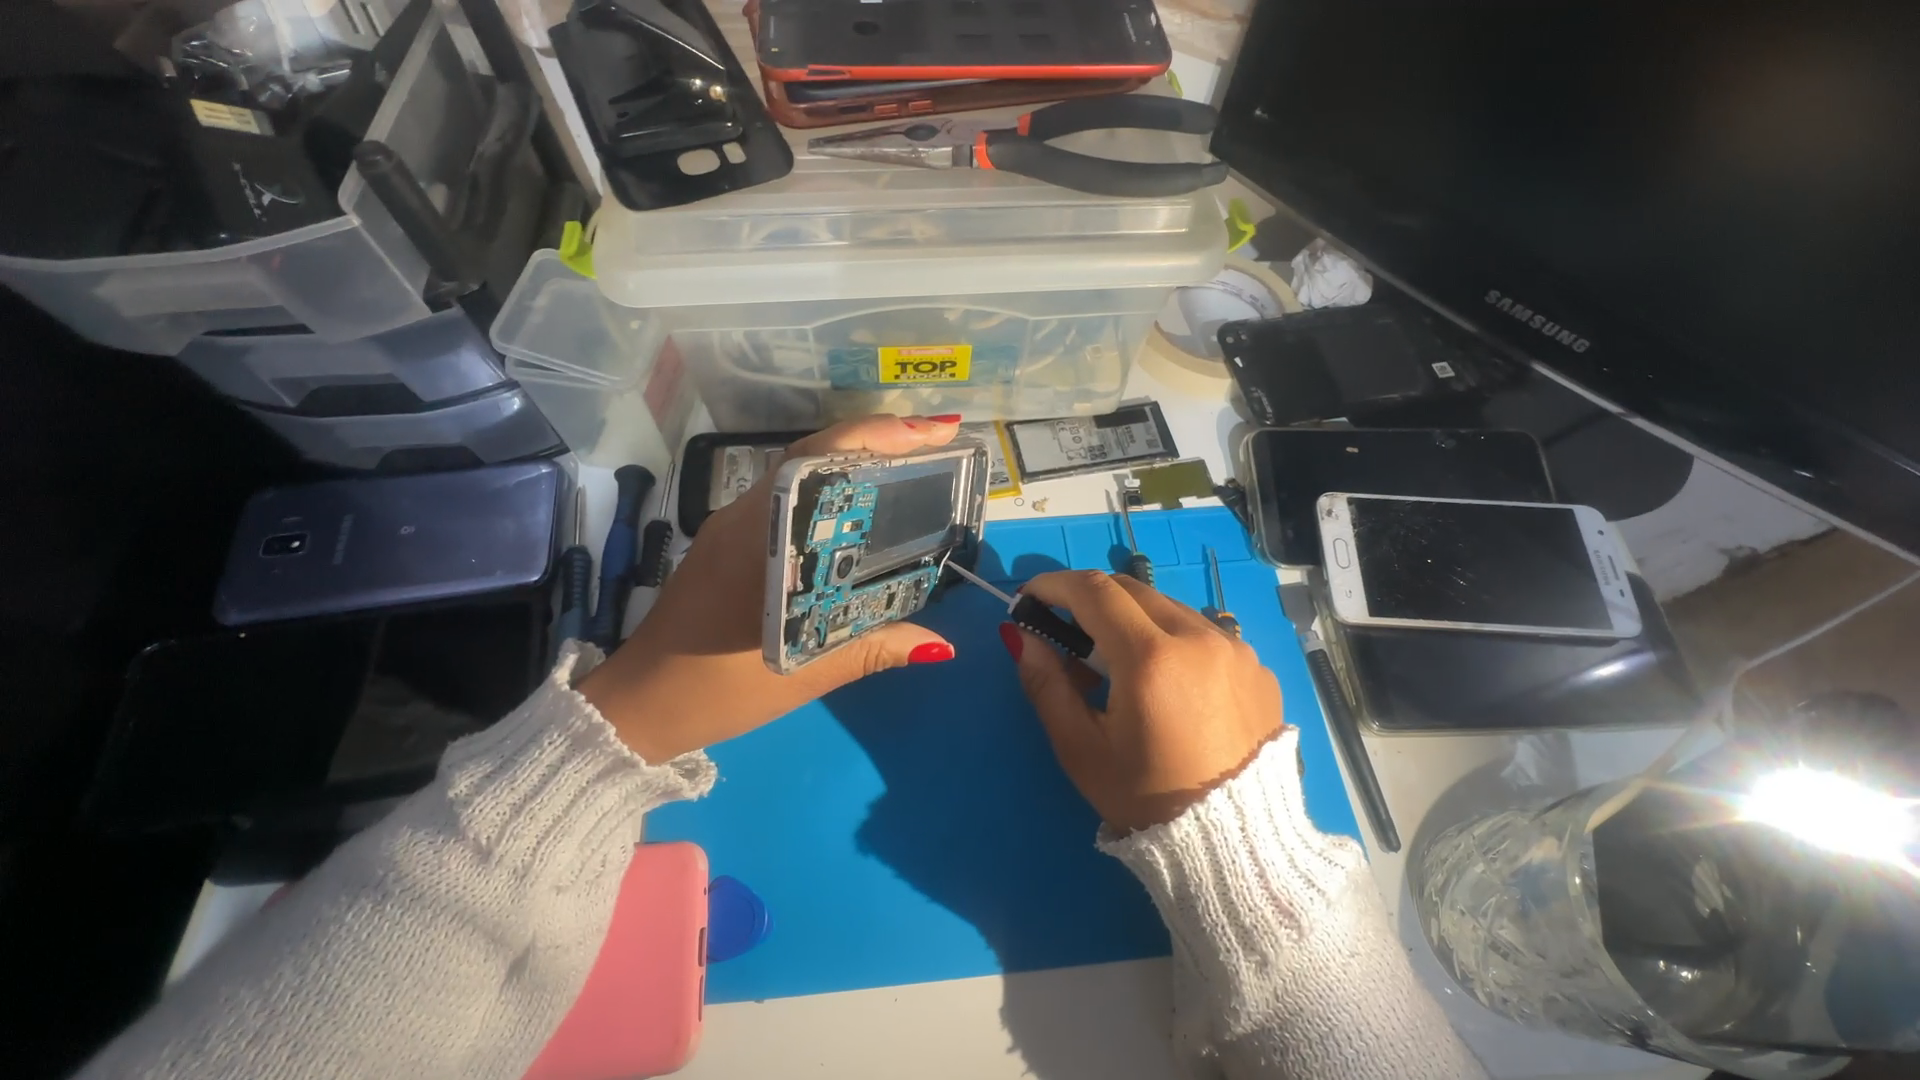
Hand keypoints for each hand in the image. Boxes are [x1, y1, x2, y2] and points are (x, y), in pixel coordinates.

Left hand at [578, 414, 963, 762]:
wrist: (638, 705)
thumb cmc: (714, 688)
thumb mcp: (801, 673)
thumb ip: (870, 650)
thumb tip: (940, 644)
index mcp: (757, 538)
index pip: (820, 461)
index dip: (878, 438)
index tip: (933, 433)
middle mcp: (744, 517)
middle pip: (814, 455)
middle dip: (878, 440)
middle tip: (938, 441)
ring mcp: (732, 526)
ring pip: (800, 474)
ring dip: (854, 460)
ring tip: (914, 463)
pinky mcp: (728, 542)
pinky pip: (786, 498)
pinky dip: (830, 490)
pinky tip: (863, 505)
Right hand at [1003, 571, 1285, 832]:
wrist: (1235, 844)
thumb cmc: (1146, 796)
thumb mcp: (1080, 748)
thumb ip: (1046, 684)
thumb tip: (1022, 635)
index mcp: (1151, 656)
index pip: (1094, 591)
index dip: (1055, 585)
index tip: (1031, 598)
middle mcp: (1198, 636)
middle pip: (1132, 590)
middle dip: (1092, 601)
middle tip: (1070, 636)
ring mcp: (1235, 649)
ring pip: (1170, 608)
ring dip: (1135, 621)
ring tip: (1121, 668)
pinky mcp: (1257, 666)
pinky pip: (1205, 634)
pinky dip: (1174, 642)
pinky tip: (1169, 685)